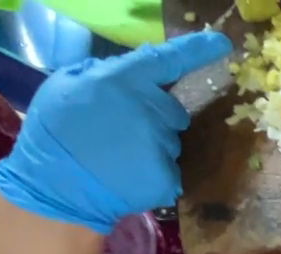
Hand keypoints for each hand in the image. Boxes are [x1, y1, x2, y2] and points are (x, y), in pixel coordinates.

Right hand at [0, 33, 231, 232]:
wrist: (58, 182)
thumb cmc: (57, 129)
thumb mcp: (67, 85)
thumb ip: (104, 73)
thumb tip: (135, 70)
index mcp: (121, 82)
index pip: (166, 61)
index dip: (196, 51)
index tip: (223, 43)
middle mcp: (149, 111)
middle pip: (173, 111)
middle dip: (155, 116)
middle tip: (119, 129)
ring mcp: (162, 145)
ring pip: (171, 141)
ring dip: (152, 145)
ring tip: (117, 153)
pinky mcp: (169, 175)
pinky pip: (170, 168)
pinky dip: (153, 171)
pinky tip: (127, 172)